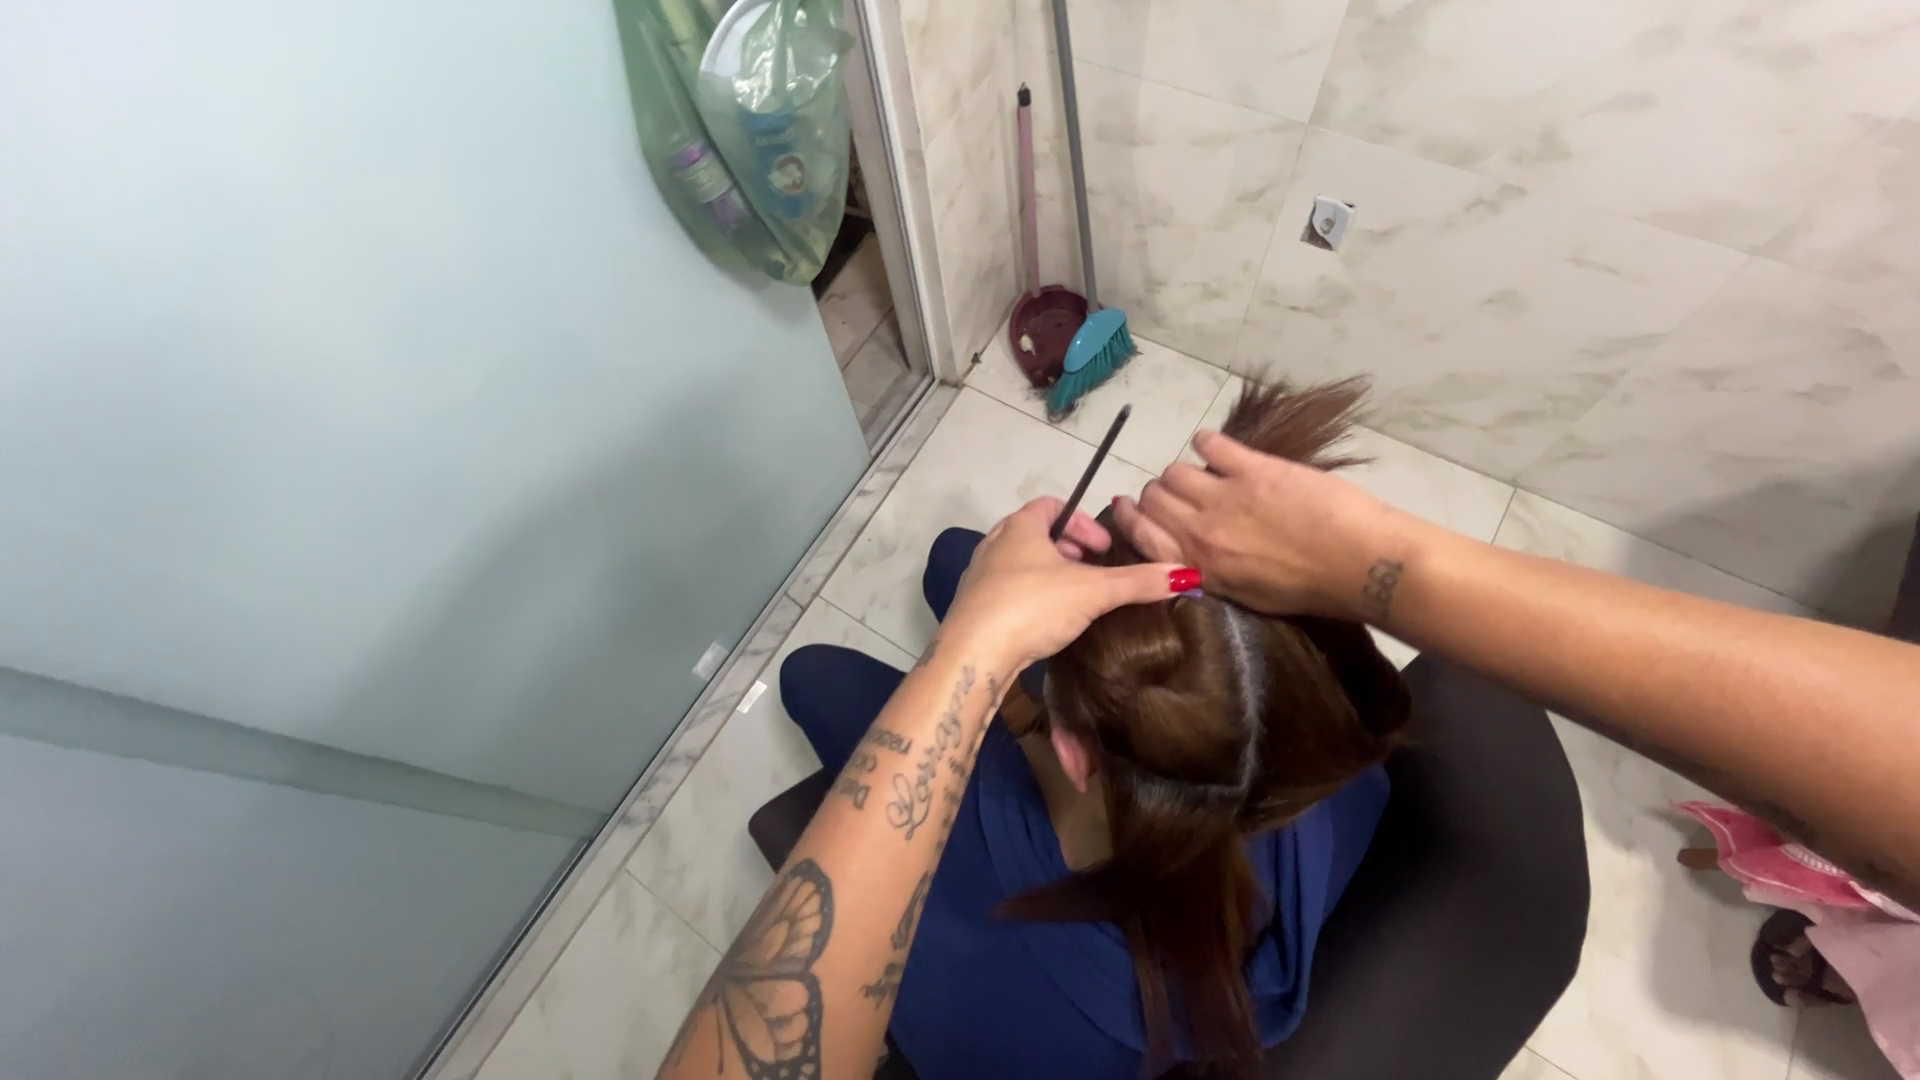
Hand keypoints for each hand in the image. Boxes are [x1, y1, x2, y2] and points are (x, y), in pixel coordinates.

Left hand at [941, 497, 1191, 670]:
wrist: (974, 652)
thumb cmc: (1033, 606)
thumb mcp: (1093, 592)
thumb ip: (1138, 582)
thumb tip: (1188, 574)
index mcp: (1020, 526)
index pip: (1053, 505)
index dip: (1083, 522)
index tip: (1104, 549)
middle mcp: (995, 543)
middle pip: (1036, 533)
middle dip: (1069, 549)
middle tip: (1091, 570)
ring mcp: (979, 575)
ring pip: (1020, 563)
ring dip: (1049, 573)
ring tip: (1073, 596)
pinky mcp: (973, 606)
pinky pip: (1007, 589)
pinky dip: (1030, 595)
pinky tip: (1045, 621)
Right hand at [1112, 430, 1419, 620]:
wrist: (1362, 565)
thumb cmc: (1308, 589)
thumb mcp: (1243, 594)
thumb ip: (1206, 570)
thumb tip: (1184, 550)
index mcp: (1197, 565)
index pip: (1141, 532)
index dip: (1128, 515)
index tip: (1126, 505)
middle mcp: (1200, 531)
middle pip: (1154, 497)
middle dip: (1158, 493)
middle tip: (1176, 493)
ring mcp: (1225, 496)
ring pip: (1175, 470)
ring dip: (1183, 470)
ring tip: (1203, 473)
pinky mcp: (1253, 469)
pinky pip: (1212, 444)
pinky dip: (1208, 442)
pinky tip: (1215, 446)